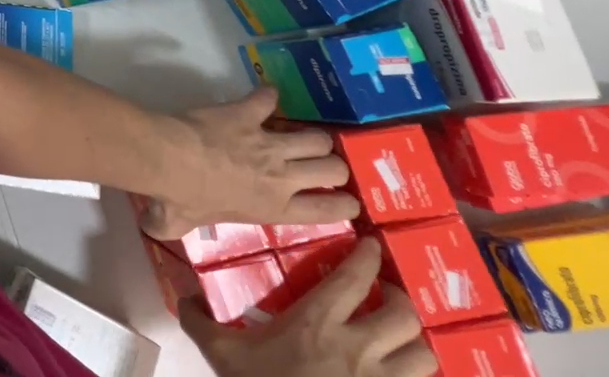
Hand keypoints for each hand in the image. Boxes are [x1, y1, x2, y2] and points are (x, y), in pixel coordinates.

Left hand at [140, 87, 359, 240]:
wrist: (168, 158)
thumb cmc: (178, 197)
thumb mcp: (176, 223)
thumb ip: (173, 228)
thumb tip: (155, 229)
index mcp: (274, 209)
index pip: (331, 212)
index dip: (345, 206)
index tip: (347, 201)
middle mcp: (281, 177)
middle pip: (334, 170)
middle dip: (334, 167)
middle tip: (320, 164)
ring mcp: (267, 143)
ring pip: (316, 137)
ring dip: (312, 136)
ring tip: (303, 135)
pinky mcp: (246, 114)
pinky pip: (267, 100)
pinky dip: (267, 96)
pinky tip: (264, 96)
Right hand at [180, 239, 436, 376]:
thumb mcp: (219, 352)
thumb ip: (198, 318)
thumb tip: (183, 293)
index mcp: (317, 323)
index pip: (354, 279)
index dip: (368, 257)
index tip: (371, 243)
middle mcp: (359, 348)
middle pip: (403, 316)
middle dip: (401, 300)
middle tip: (386, 294)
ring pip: (425, 355)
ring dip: (416, 343)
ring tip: (400, 338)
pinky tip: (402, 375)